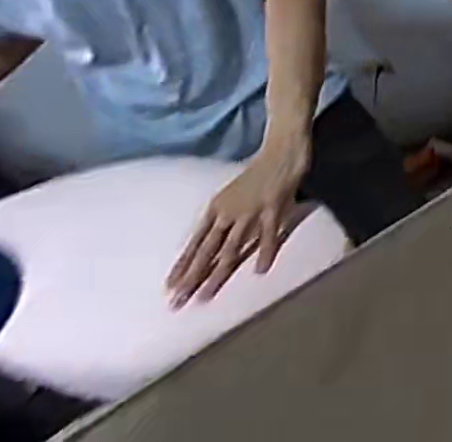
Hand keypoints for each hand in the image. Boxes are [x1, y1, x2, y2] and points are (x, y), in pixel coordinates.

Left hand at [167, 138, 309, 307]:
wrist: (283, 148)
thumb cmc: (261, 170)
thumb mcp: (235, 192)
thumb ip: (227, 214)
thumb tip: (216, 236)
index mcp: (217, 208)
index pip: (195, 242)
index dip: (182, 265)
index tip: (168, 289)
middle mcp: (229, 212)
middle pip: (207, 251)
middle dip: (191, 278)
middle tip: (176, 303)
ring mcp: (251, 211)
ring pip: (231, 248)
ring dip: (217, 273)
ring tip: (205, 296)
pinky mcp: (273, 207)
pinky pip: (268, 234)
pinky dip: (264, 252)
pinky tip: (259, 270)